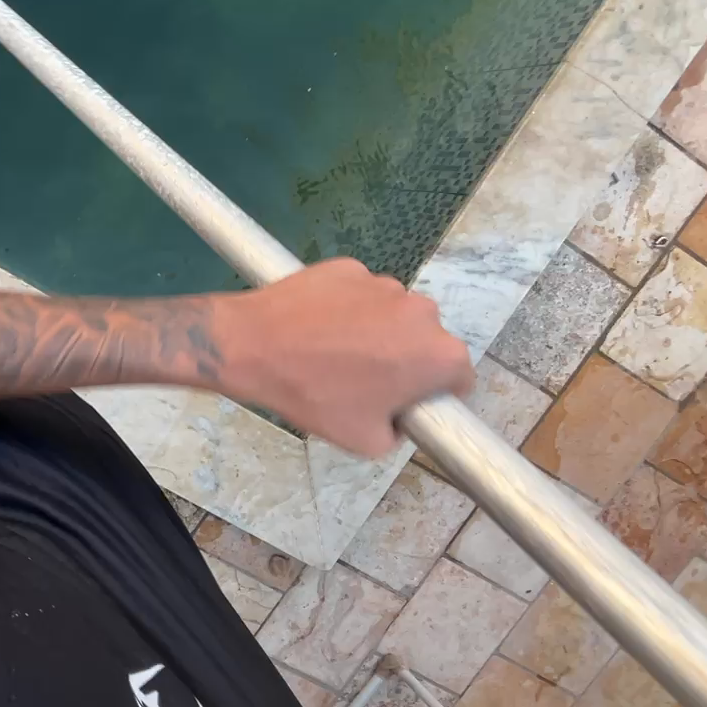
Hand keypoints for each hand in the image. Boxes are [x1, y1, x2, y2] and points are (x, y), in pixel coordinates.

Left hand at [215, 258, 473, 456]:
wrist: (250, 344)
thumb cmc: (311, 394)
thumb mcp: (366, 439)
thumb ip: (400, 432)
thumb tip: (399, 419)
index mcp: (440, 354)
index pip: (456, 378)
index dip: (431, 393)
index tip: (401, 399)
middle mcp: (422, 310)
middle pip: (422, 340)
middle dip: (401, 358)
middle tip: (358, 376)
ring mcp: (382, 282)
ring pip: (388, 313)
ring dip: (372, 329)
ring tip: (328, 349)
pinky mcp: (346, 266)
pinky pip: (355, 292)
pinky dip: (342, 305)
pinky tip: (313, 323)